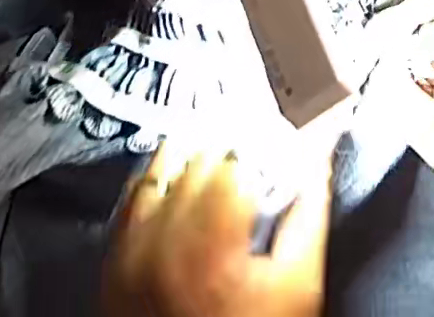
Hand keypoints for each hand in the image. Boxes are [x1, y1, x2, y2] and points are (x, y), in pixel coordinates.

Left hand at [105, 145, 331, 316]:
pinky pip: (132, 199)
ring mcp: (130, 255)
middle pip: (198, 160)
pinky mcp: (113, 268)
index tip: (279, 150)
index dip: (261, 149)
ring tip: (223, 160)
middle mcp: (161, 241)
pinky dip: (158, 178)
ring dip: (196, 157)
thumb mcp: (299, 285)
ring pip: (163, 171)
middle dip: (232, 151)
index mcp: (209, 243)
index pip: (234, 159)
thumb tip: (320, 161)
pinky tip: (180, 172)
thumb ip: (311, 213)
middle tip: (257, 157)